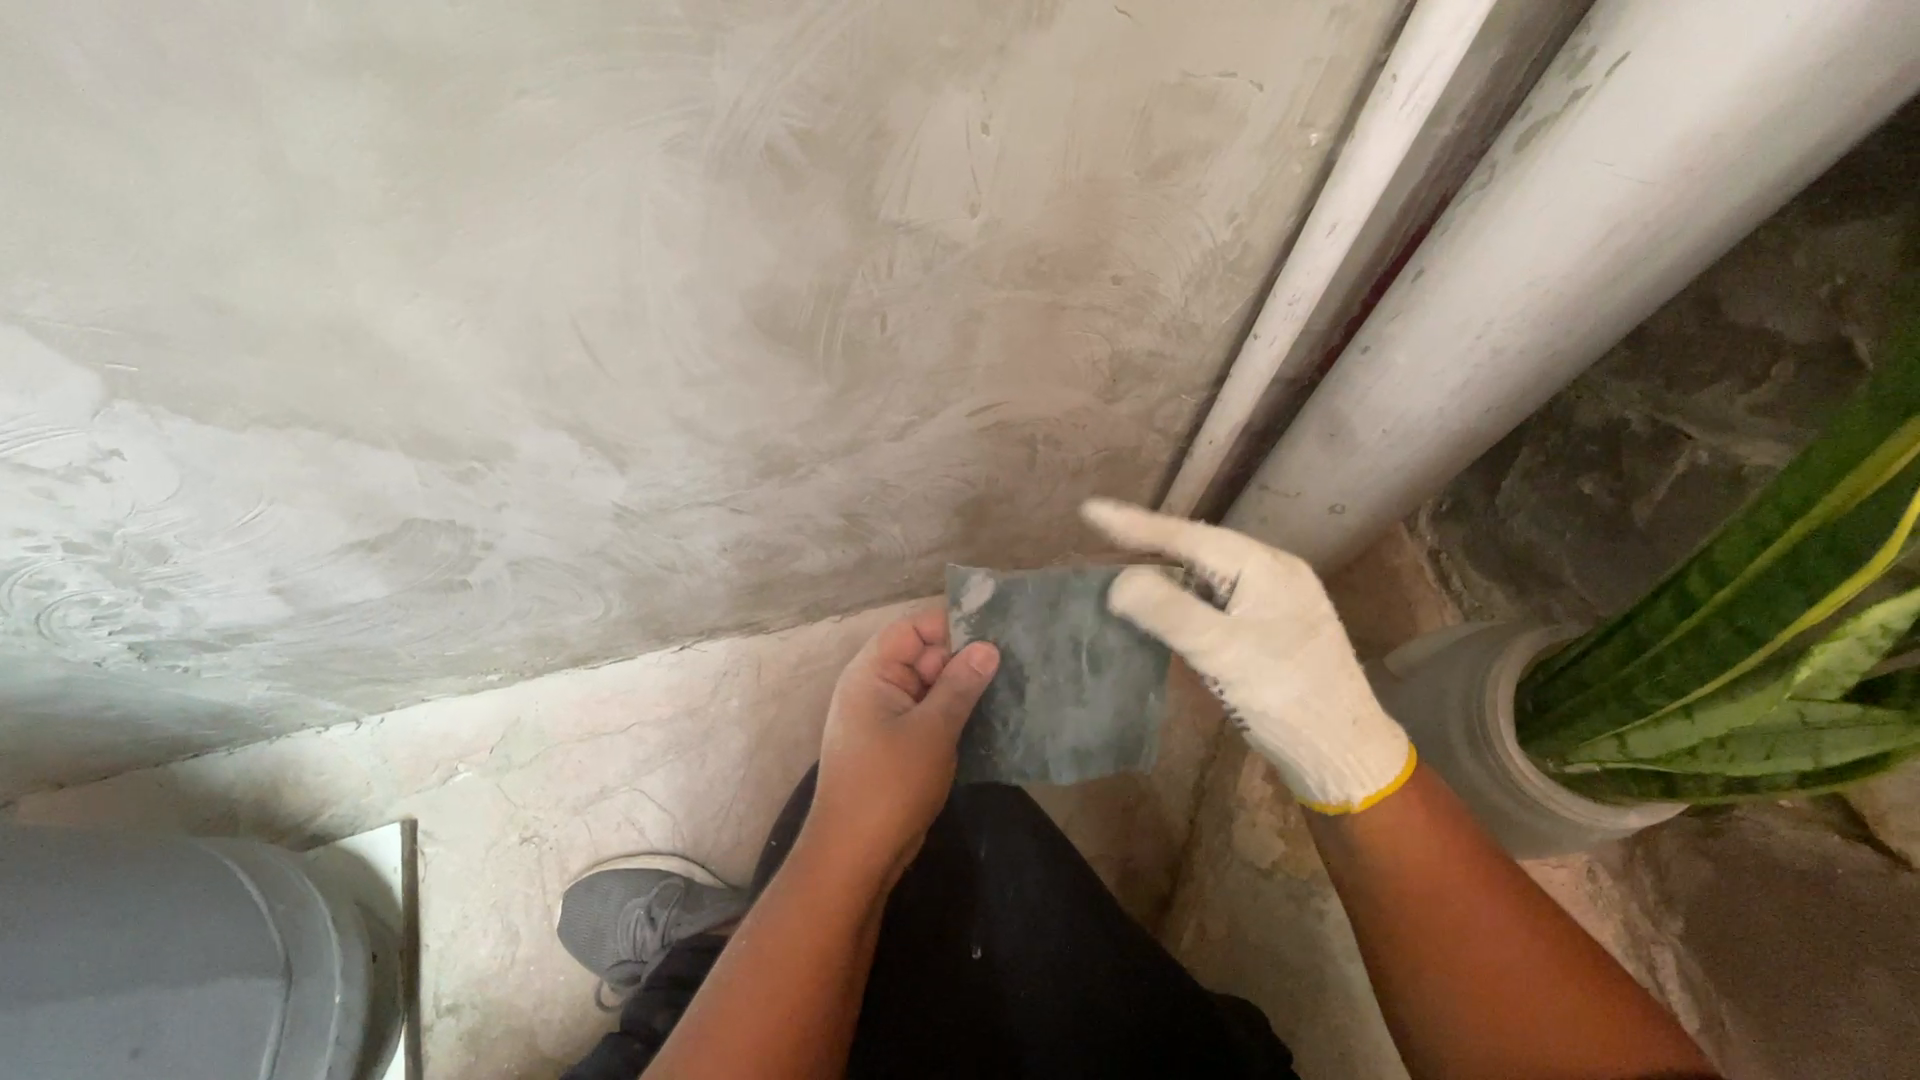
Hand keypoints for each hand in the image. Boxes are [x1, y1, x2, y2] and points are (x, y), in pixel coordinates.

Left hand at [804, 607, 999, 885]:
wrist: (855, 855)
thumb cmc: (890, 784)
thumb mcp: (933, 730)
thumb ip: (961, 684)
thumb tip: (988, 647)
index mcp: (871, 673)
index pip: (912, 628)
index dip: (951, 626)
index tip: (996, 632)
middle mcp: (874, 688)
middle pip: (923, 655)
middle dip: (964, 658)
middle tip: (1014, 663)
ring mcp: (884, 718)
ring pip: (930, 687)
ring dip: (963, 689)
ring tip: (1010, 688)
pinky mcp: (896, 745)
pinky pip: (928, 715)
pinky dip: (954, 715)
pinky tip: (991, 720)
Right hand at [1081, 498, 1414, 813]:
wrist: (1343, 754)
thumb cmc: (1287, 699)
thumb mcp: (1223, 653)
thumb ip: (1170, 612)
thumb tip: (1118, 582)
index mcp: (1266, 568)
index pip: (1190, 537)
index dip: (1137, 525)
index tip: (1091, 511)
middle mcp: (1274, 575)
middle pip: (1201, 551)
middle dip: (1151, 545)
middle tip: (1102, 537)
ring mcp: (1276, 604)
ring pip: (1210, 577)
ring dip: (1168, 574)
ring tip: (1124, 568)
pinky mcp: (1273, 632)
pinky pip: (1219, 602)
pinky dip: (1186, 602)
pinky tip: (1166, 611)